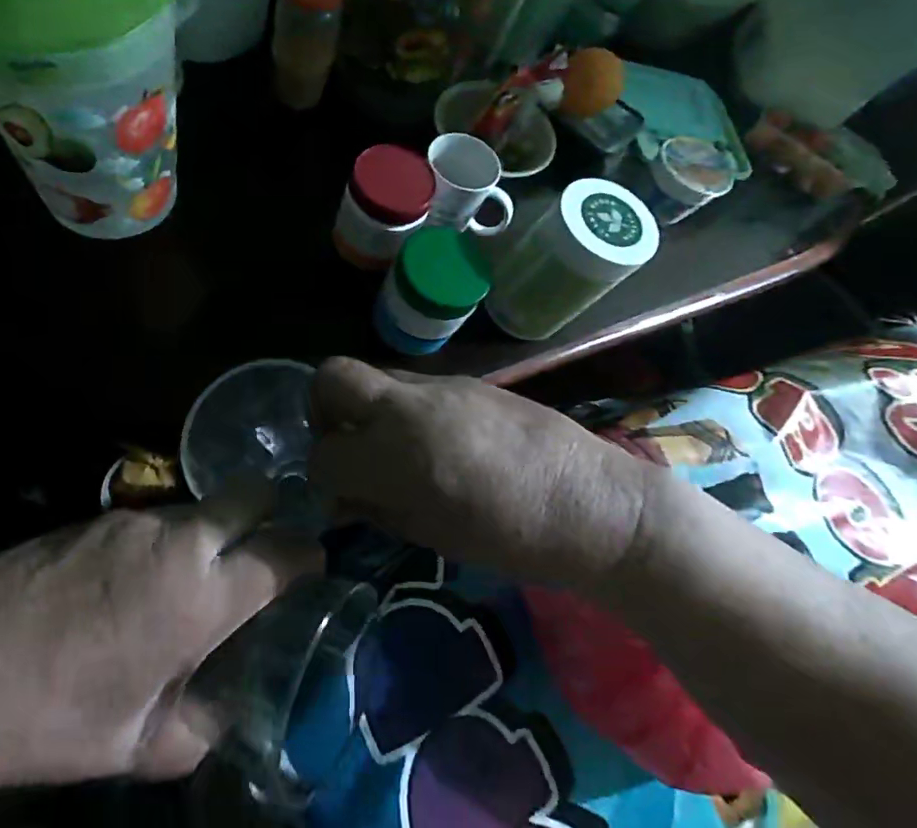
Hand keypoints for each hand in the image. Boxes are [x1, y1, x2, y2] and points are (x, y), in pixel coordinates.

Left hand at [0, 482, 318, 792]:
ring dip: (219, 531)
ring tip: (202, 580)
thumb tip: (228, 710)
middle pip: (252, 495)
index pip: (283, 552)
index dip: (309, 557)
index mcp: (196, 594)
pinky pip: (158, 518)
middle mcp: (174, 539)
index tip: (314, 570)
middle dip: (275, 514)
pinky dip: (173, 539)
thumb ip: (200, 727)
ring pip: (203, 506)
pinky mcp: (97, 516)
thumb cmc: (46, 717)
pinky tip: (143, 583)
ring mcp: (132, 520)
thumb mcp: (134, 747)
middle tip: (271, 554)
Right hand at [307, 357, 654, 584]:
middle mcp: (408, 406)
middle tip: (346, 446)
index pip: (324, 453)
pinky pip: (411, 384)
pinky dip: (402, 409)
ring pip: (372, 376)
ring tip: (391, 448)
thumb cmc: (513, 539)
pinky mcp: (466, 380)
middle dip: (321, 411)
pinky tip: (432, 442)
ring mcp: (438, 386)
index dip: (324, 478)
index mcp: (397, 452)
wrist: (595, 504)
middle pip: (330, 378)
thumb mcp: (433, 536)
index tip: (340, 497)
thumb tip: (341, 498)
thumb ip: (376, 508)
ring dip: (364, 408)